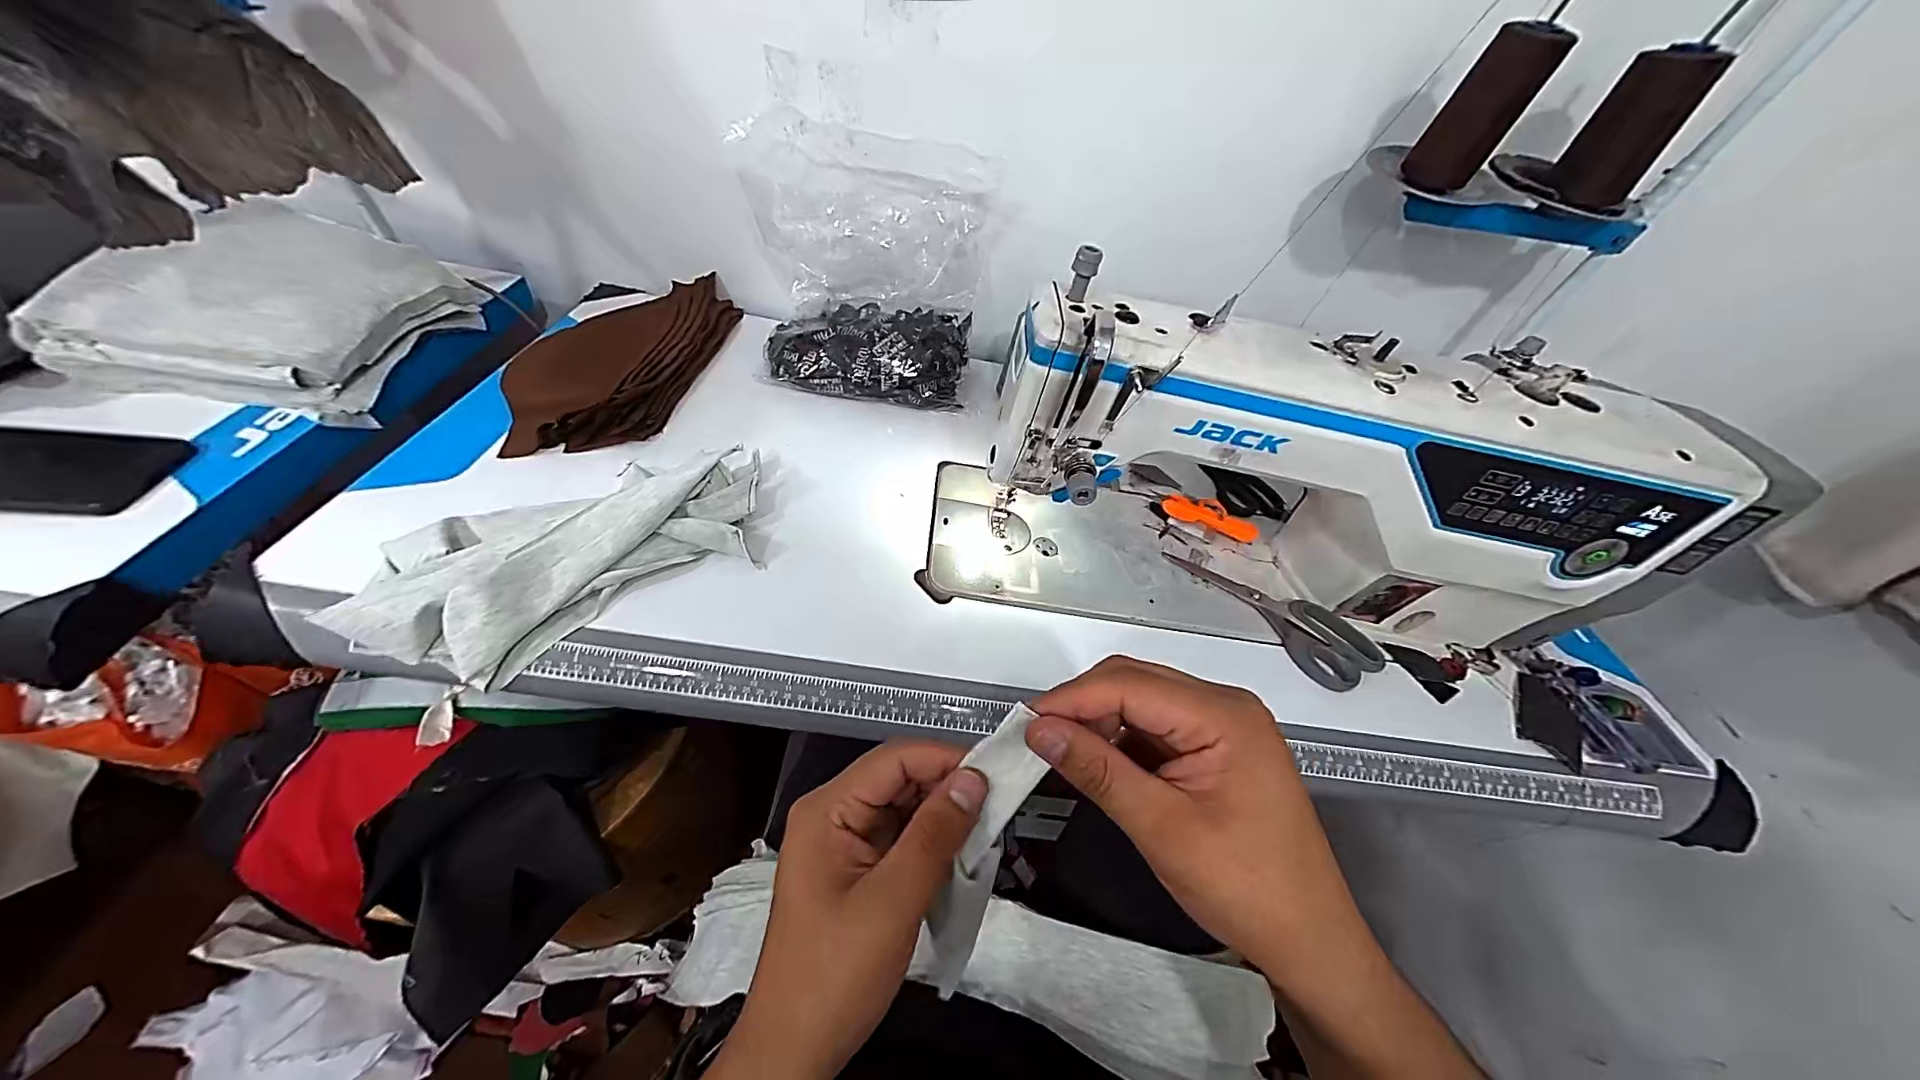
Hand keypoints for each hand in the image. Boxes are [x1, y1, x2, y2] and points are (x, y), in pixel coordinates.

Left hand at [709, 741, 986, 1079]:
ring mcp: (845, 842)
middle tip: (996, 805)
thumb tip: (972, 780)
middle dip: (947, 788)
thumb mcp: (892, 901)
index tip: (992, 774)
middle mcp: (833, 815)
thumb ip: (935, 835)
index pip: (894, 759)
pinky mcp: (859, 868)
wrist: (797, 1047)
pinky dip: (934, 842)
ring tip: (984, 831)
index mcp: (827, 811)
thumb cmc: (833, 976)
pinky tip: (960, 854)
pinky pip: (903, 836)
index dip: (944, 759)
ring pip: (905, 807)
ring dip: (944, 816)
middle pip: (900, 779)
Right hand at [1027, 657, 1485, 1079]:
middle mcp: (1225, 706)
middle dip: (1083, 705)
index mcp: (1223, 715)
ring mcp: (1223, 726)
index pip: (1128, 684)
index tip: (1026, 724)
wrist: (1308, 941)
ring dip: (1100, 721)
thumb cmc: (1246, 887)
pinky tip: (1098, 762)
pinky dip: (1121, 739)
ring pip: (1142, 700)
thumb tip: (1041, 731)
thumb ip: (1098, 770)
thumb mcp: (1161, 828)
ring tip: (1062, 753)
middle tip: (1038, 738)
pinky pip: (1156, 726)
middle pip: (1135, 681)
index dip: (1071, 699)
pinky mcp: (1215, 748)